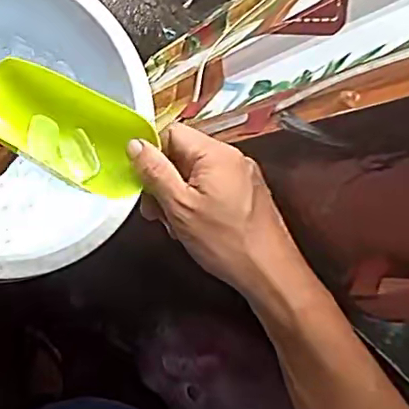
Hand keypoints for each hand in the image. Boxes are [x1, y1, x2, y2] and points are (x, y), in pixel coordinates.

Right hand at [128, 123, 306, 303]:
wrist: (272, 276)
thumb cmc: (229, 243)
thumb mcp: (179, 206)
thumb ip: (154, 171)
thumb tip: (136, 144)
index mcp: (216, 153)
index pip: (171, 132)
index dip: (151, 154)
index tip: (141, 178)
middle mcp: (231, 158)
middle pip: (181, 153)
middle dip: (162, 180)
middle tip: (156, 209)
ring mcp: (240, 175)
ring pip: (193, 172)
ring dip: (176, 194)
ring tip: (175, 223)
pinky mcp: (244, 193)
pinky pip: (209, 185)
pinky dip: (194, 201)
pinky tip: (191, 226)